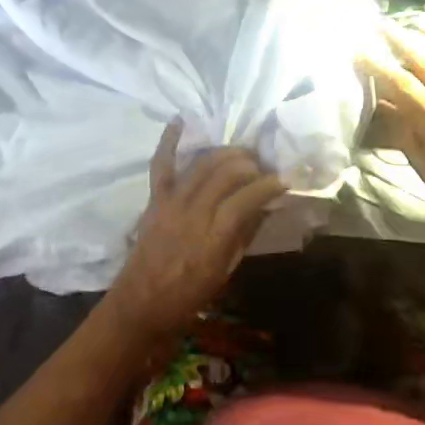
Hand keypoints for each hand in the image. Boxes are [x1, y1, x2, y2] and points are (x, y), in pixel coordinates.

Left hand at [103, 122, 285, 342]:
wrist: (142, 303)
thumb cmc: (188, 295)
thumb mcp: (224, 271)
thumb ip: (243, 236)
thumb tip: (263, 207)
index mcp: (213, 237)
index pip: (246, 199)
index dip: (268, 185)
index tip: (283, 180)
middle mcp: (193, 213)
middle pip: (225, 174)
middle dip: (249, 164)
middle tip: (262, 166)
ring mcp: (171, 202)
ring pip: (201, 164)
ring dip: (224, 153)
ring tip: (241, 153)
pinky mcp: (155, 199)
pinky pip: (161, 165)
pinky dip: (168, 141)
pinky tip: (179, 121)